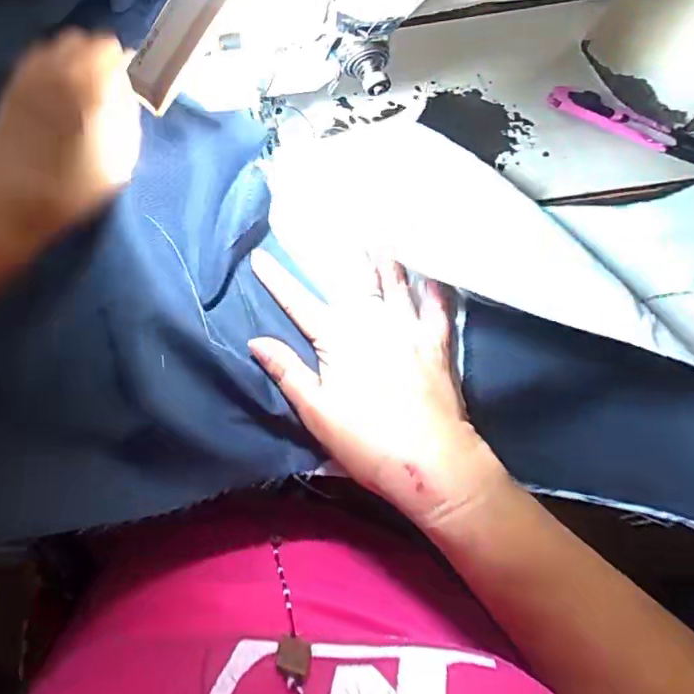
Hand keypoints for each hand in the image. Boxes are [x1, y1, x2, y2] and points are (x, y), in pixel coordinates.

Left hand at [0, 28, 142, 244]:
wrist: (10, 198)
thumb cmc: (73, 184)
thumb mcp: (122, 155)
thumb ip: (127, 112)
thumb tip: (122, 89)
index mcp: (89, 79)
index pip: (109, 47)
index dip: (119, 64)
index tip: (122, 86)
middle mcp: (58, 65)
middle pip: (83, 40)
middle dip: (94, 58)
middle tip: (101, 87)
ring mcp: (31, 73)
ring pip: (58, 46)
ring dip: (72, 60)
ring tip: (76, 91)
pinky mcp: (12, 85)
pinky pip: (37, 60)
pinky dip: (50, 68)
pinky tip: (54, 95)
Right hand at [249, 250, 508, 532]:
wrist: (435, 465)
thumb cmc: (367, 441)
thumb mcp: (316, 411)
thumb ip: (287, 370)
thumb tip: (255, 341)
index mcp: (338, 338)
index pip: (297, 303)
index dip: (276, 279)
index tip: (258, 256)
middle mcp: (373, 322)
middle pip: (353, 281)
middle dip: (342, 254)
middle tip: (337, 229)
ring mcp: (408, 330)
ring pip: (396, 284)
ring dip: (387, 260)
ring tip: (382, 237)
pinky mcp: (437, 344)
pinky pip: (438, 307)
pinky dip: (435, 288)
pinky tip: (434, 275)